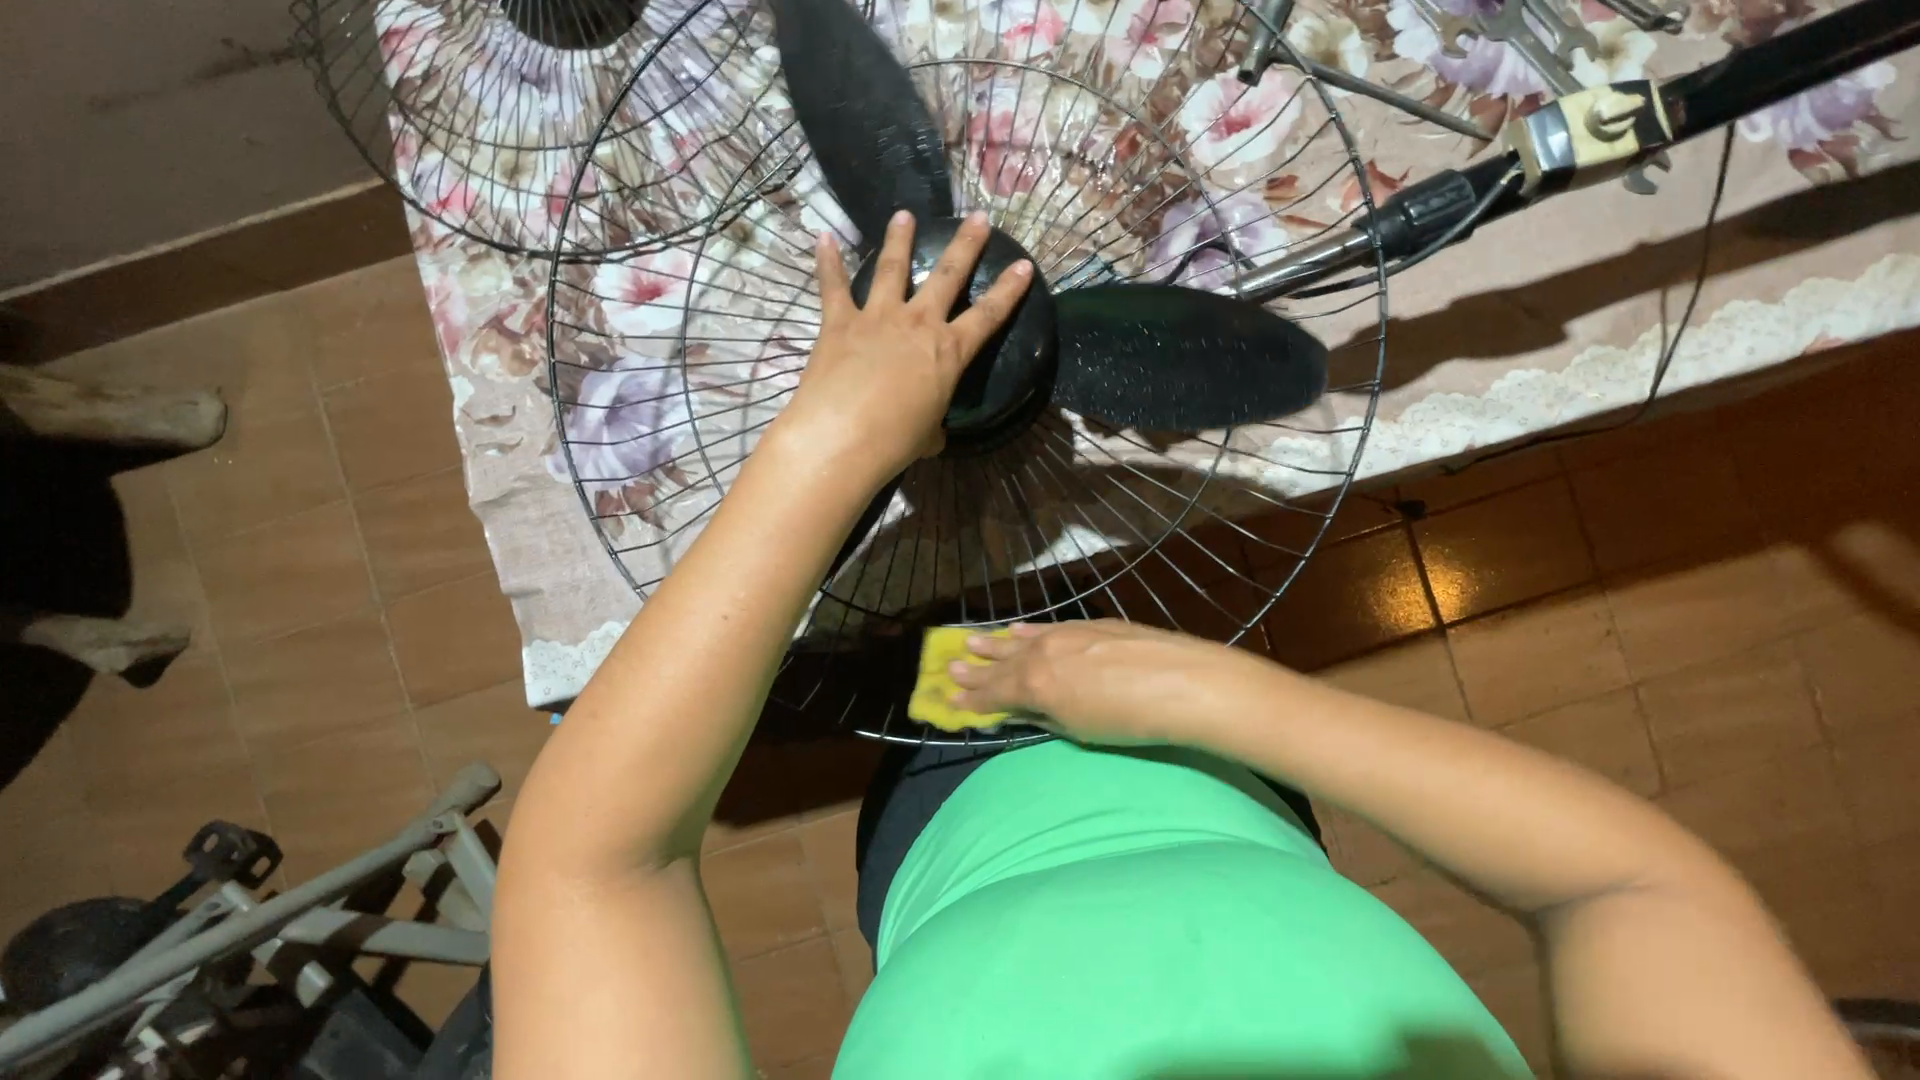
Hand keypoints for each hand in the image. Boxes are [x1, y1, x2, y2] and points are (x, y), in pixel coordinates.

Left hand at [770, 210, 1032, 484]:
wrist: (844, 435)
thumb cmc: (896, 441)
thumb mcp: (927, 437)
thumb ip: (933, 427)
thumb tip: (932, 435)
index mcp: (949, 352)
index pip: (989, 315)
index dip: (1009, 291)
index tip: (1023, 265)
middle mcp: (918, 323)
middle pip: (948, 275)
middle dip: (966, 244)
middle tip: (978, 218)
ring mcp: (878, 317)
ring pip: (892, 267)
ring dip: (899, 238)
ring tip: (904, 215)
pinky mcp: (839, 322)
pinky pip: (833, 286)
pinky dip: (827, 262)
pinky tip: (824, 238)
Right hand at [947, 620, 1280, 745]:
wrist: (1185, 684)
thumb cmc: (1131, 720)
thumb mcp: (1080, 730)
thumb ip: (1047, 717)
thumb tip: (1028, 710)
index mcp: (1035, 685)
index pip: (994, 693)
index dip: (972, 699)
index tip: (951, 700)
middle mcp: (1042, 653)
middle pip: (1002, 663)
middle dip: (976, 668)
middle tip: (951, 667)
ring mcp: (1066, 633)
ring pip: (1022, 639)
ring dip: (996, 643)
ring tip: (971, 641)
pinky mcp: (1091, 624)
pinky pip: (1046, 627)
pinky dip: (1028, 631)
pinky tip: (1018, 629)